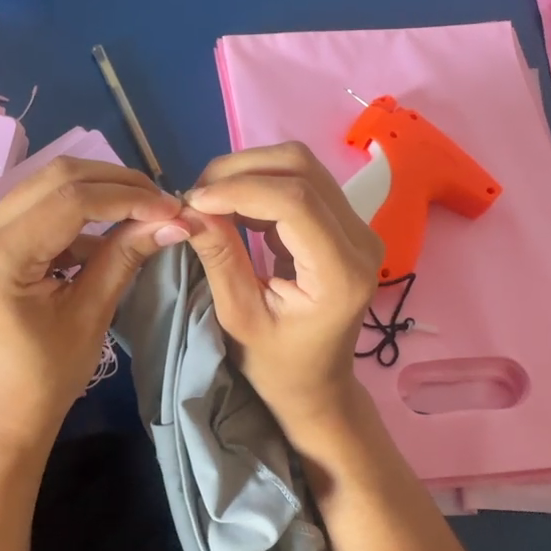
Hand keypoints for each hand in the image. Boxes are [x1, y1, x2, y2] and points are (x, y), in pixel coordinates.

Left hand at [0, 159, 186, 455]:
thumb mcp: (92, 314)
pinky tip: (111, 232)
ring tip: (144, 213)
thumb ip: (125, 256)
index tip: (172, 208)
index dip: (127, 196)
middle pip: (56, 179)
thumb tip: (175, 219)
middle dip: (115, 184)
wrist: (7, 410)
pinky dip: (78, 212)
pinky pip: (38, 207)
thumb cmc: (48, 375)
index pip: (71, 201)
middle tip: (161, 203)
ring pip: (47, 186)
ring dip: (99, 193)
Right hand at [182, 143, 383, 438]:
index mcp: (340, 272)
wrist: (316, 384)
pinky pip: (300, 182)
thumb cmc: (276, 364)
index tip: (193, 201)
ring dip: (248, 172)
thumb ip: (220, 258)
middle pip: (301, 169)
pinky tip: (232, 207)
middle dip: (240, 171)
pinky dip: (259, 183)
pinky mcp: (343, 223)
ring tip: (210, 199)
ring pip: (300, 166)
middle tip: (196, 196)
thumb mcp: (238, 317)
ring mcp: (356, 227)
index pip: (294, 202)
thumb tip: (190, 209)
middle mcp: (360, 239)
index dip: (240, 189)